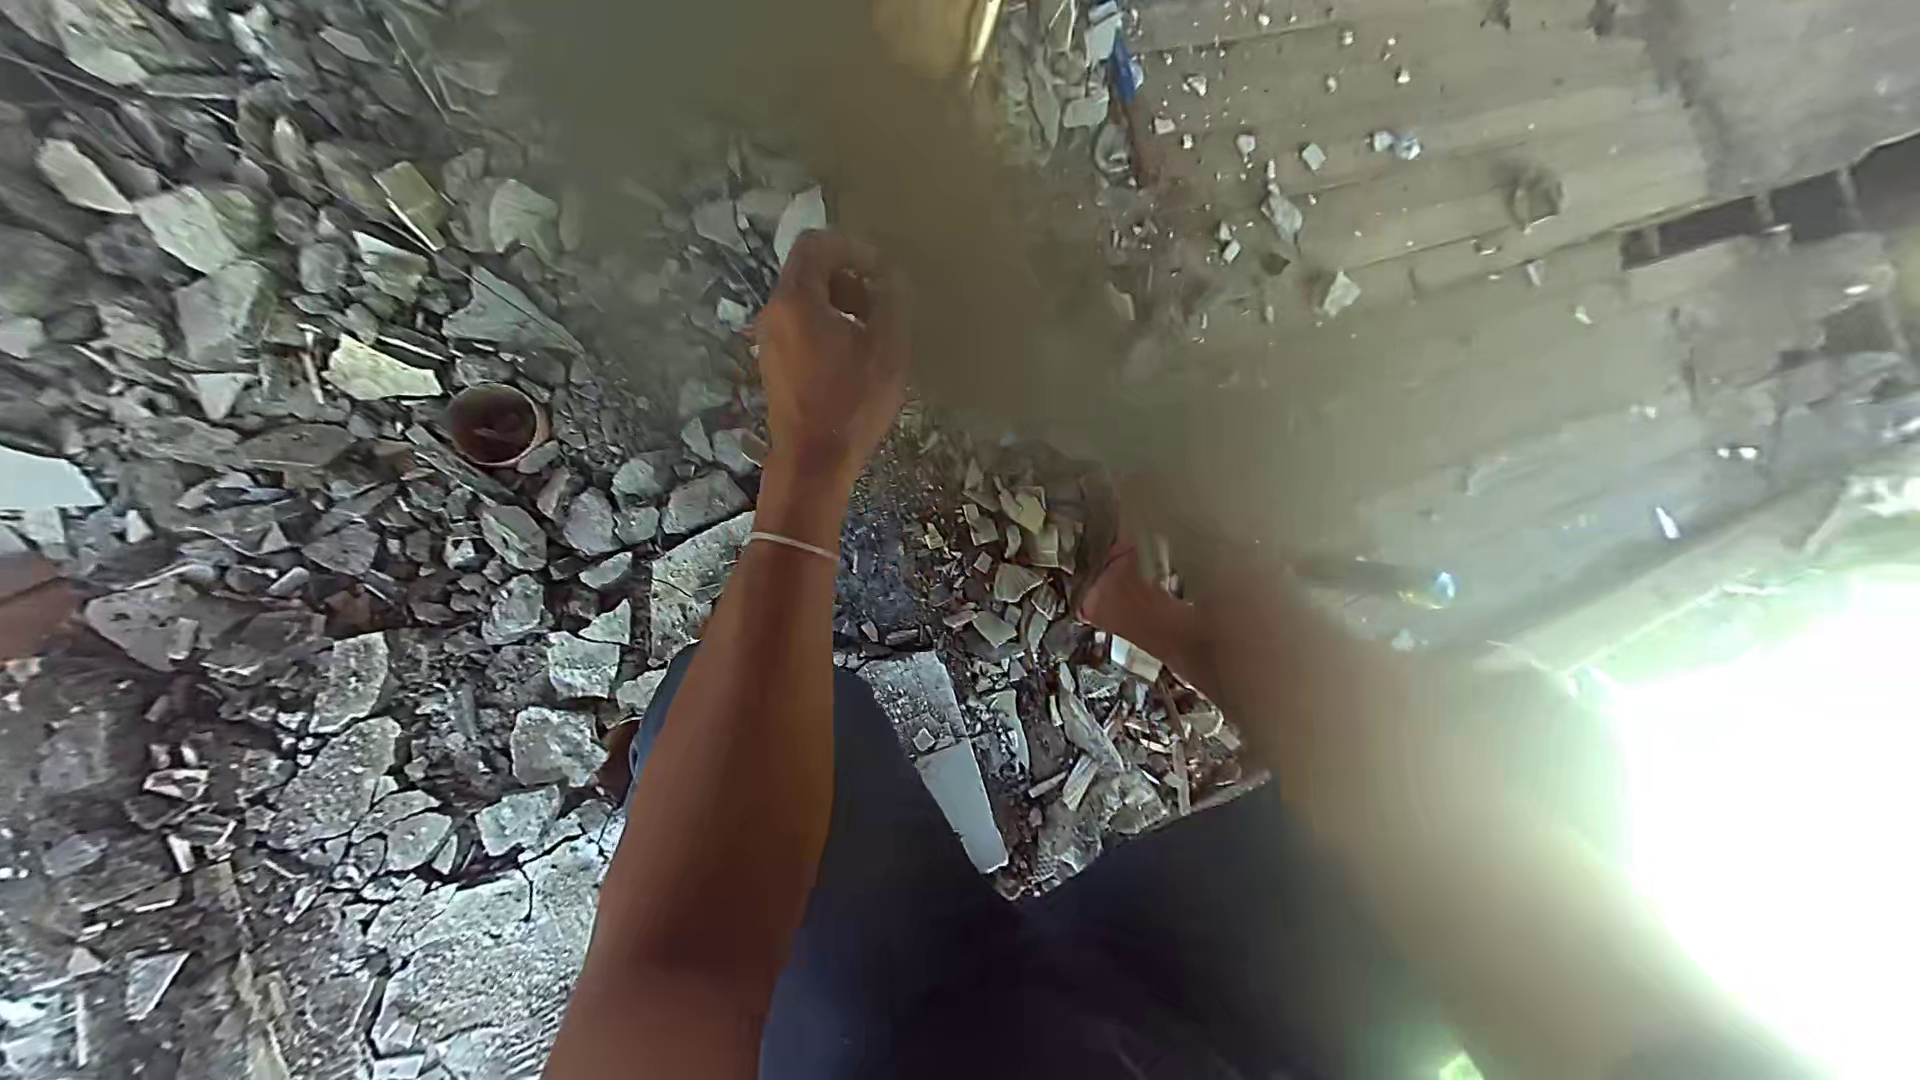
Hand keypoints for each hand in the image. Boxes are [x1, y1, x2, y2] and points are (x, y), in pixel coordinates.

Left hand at [754, 230, 910, 494]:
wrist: (813, 462)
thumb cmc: (852, 404)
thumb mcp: (887, 351)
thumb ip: (893, 303)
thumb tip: (892, 278)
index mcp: (796, 300)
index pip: (817, 244)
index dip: (854, 247)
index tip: (884, 269)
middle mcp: (774, 313)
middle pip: (810, 272)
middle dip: (851, 278)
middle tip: (883, 304)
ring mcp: (769, 341)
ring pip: (805, 302)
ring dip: (841, 306)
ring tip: (874, 334)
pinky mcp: (774, 366)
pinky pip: (801, 329)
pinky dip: (828, 328)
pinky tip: (854, 359)